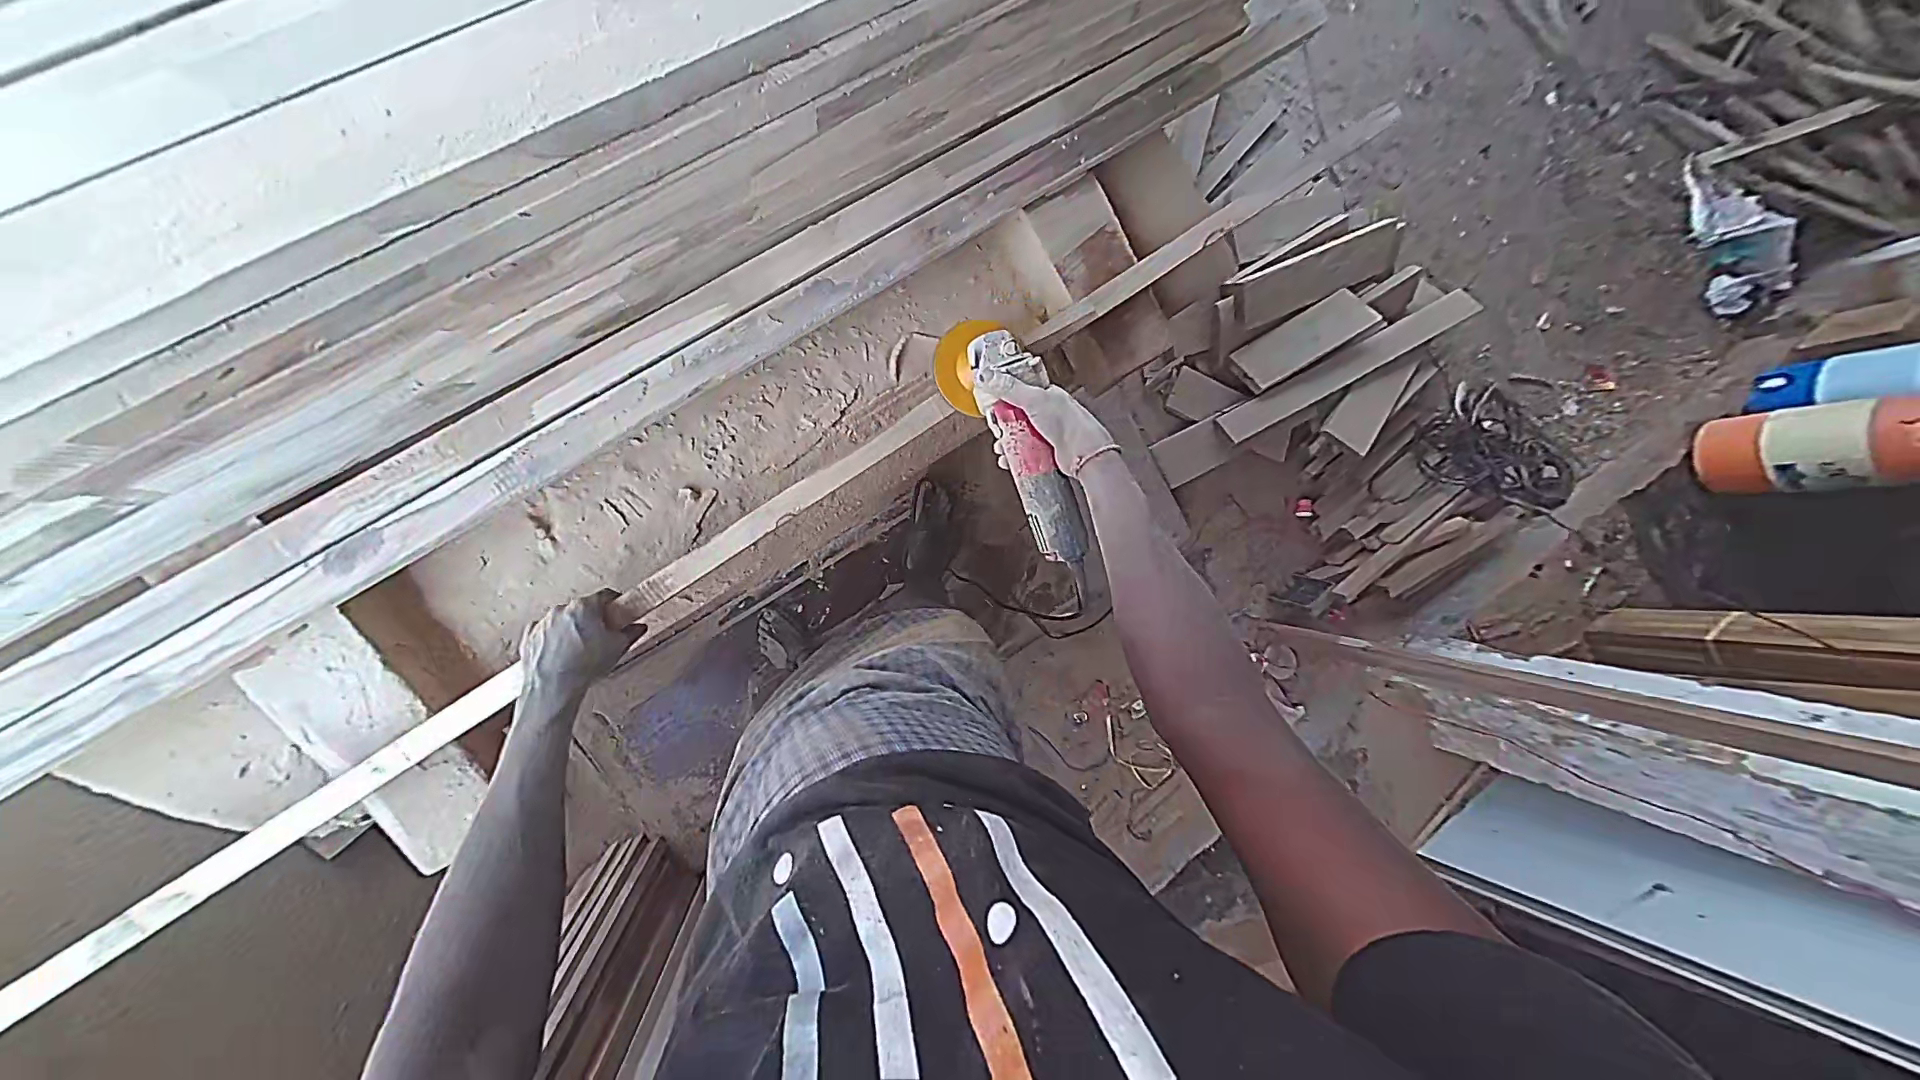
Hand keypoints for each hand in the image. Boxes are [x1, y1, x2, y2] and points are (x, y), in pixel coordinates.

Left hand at [519, 590, 645, 701]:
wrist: (552, 687)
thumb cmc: (583, 665)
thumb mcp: (618, 647)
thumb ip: (631, 632)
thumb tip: (637, 628)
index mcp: (585, 606)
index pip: (605, 595)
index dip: (615, 604)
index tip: (619, 613)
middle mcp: (562, 610)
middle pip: (583, 608)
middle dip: (593, 619)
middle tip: (602, 636)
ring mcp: (543, 623)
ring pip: (563, 620)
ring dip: (572, 629)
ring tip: (581, 650)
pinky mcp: (529, 638)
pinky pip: (545, 633)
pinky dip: (553, 640)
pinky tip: (562, 655)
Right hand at [973, 369, 1119, 477]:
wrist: (1085, 455)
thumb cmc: (1069, 423)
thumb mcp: (1033, 400)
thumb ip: (1008, 387)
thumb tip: (985, 375)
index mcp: (1048, 395)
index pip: (1019, 391)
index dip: (1003, 398)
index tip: (991, 404)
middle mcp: (1048, 413)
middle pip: (1016, 416)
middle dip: (1003, 425)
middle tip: (997, 429)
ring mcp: (1047, 434)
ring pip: (1019, 436)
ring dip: (1007, 443)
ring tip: (1002, 448)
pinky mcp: (1046, 452)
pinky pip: (1025, 453)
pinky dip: (1015, 457)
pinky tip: (1010, 460)